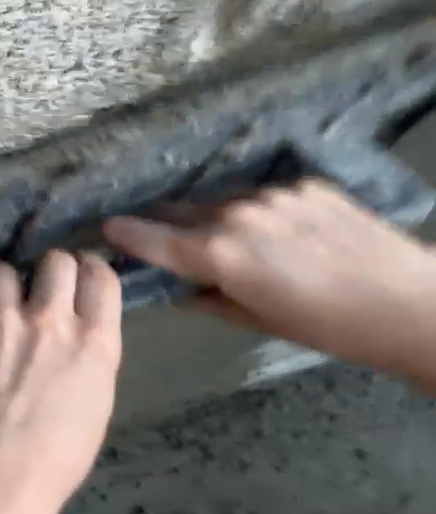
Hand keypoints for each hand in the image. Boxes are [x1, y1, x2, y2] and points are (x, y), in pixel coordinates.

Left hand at [0, 252, 123, 513]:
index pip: (100, 277)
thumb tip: (72, 330)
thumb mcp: (95, 397)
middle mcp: (52, 318)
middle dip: (48, 268)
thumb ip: (84, 353)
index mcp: (97, 343)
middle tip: (36, 285)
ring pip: (5, 269)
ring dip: (3, 282)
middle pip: (55, 261)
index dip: (89, 268)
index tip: (80, 270)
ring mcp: (3, 313)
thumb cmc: (56, 449)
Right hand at [105, 179, 435, 389]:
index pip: (137, 231)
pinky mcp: (304, 186)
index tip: (109, 236)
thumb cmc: (335, 328)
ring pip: (218, 202)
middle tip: (178, 246)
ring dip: (217, 218)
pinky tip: (289, 232)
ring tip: (246, 241)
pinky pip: (262, 195)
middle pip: (174, 211)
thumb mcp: (255, 320)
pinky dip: (262, 211)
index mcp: (215, 252)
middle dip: (168, 227)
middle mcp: (233, 215)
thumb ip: (201, 294)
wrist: (428, 310)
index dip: (119, 234)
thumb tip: (170, 281)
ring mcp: (271, 196)